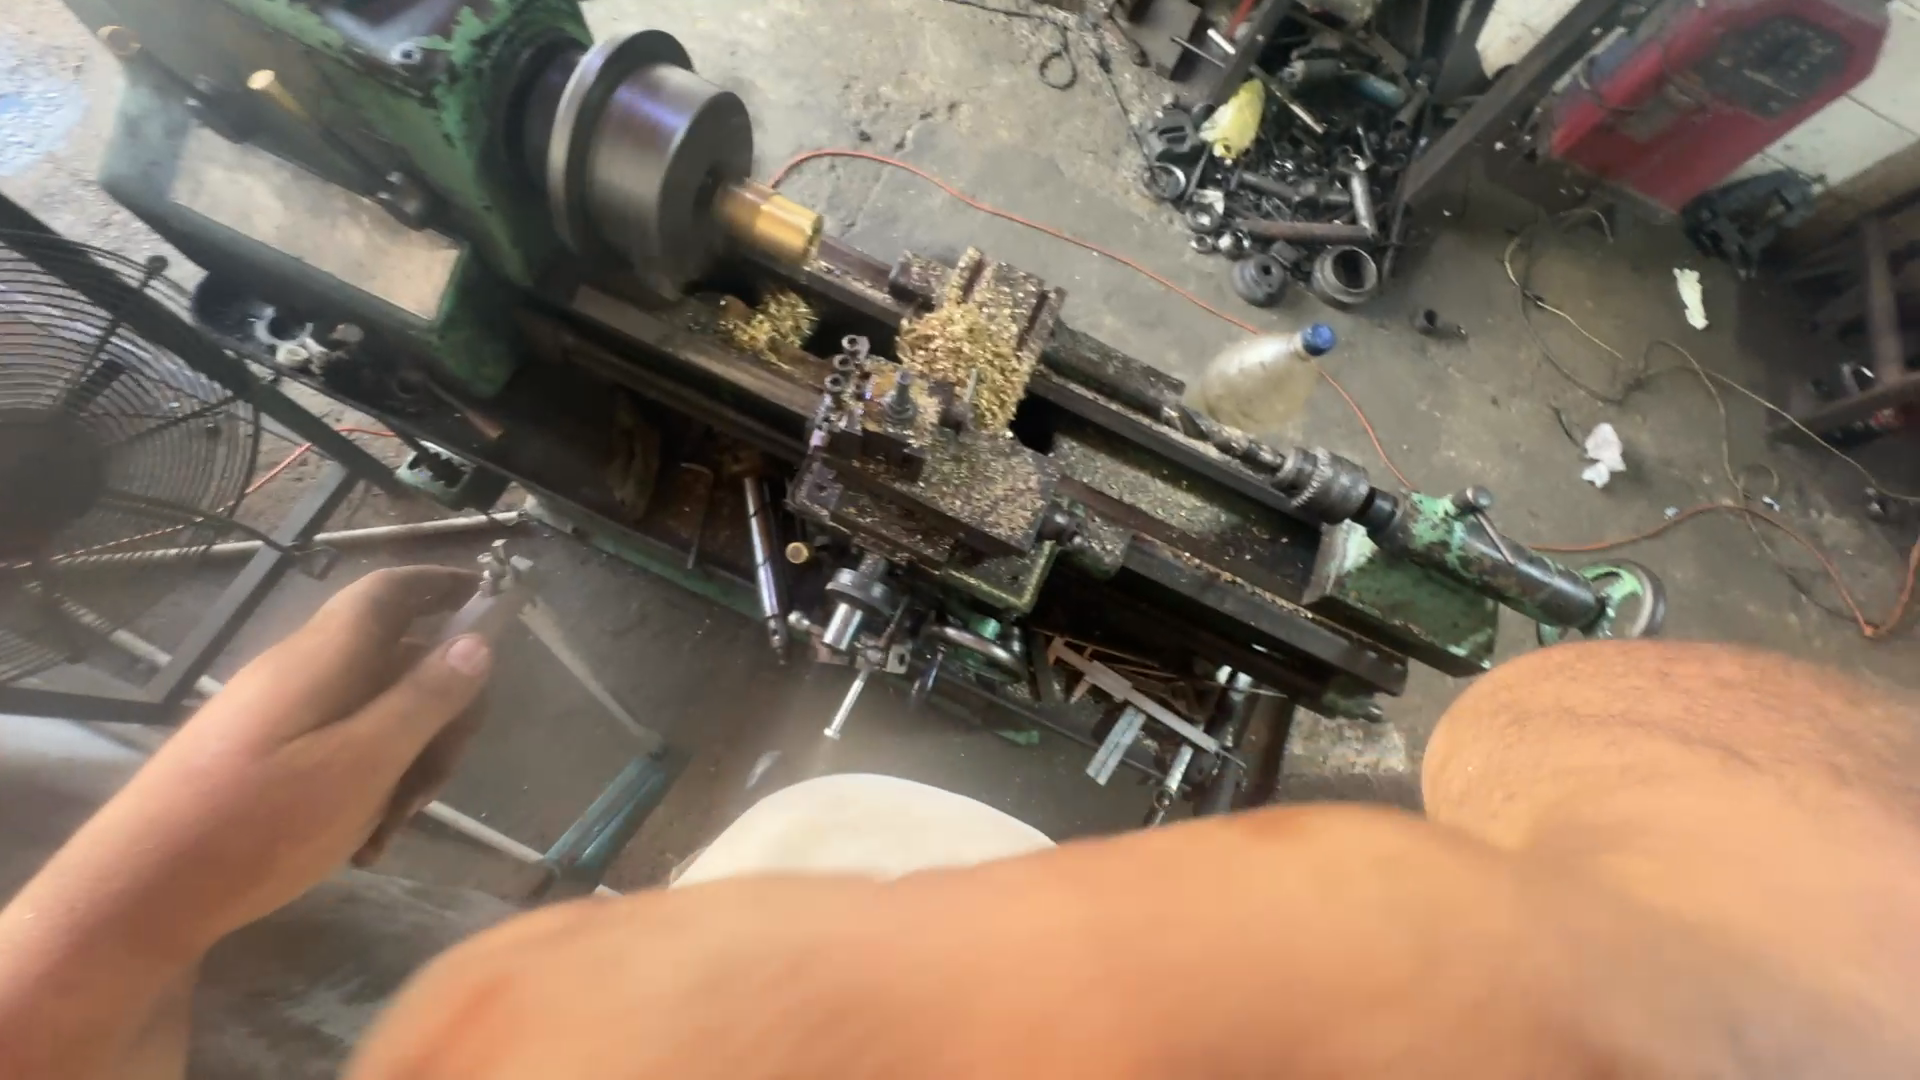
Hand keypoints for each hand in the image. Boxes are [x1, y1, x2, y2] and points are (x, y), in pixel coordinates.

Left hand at [48, 565, 495, 955]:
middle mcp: (305, 672)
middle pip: (403, 658)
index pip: (391, 591)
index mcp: (324, 659)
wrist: (127, 909)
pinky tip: (373, 831)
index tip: (494, 597)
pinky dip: (378, 775)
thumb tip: (479, 641)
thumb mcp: (364, 763)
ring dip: (414, 753)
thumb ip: (426, 697)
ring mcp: (285, 712)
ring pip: (383, 706)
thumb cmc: (256, 826)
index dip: (445, 582)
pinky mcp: (271, 750)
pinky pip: (350, 740)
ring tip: (404, 816)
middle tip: (449, 769)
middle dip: (444, 707)